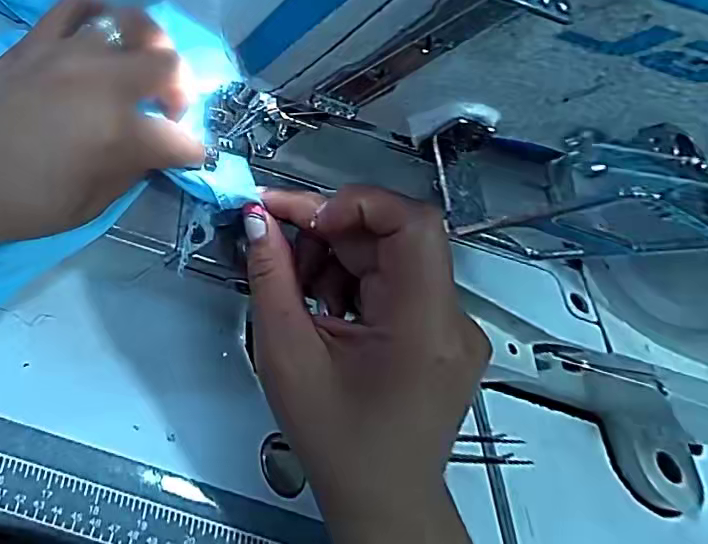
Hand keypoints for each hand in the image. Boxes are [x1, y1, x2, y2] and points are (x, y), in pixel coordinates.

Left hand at [0, 0, 204, 250]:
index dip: (190, 147)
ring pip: (130, 23)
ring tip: (141, 62)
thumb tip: (157, 148)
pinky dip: (97, 13)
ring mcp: (68, 52)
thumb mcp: (85, 206)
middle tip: (166, 108)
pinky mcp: (36, 40)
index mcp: (116, 131)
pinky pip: (76, 6)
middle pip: (168, 65)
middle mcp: (101, 81)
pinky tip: (99, 30)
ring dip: (149, 45)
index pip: (176, 135)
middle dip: (180, 89)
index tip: (189, 152)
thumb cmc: (15, 204)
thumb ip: (130, 171)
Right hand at [244, 186, 490, 543]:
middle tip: (278, 241)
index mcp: (425, 324)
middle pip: (390, 233)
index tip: (304, 218)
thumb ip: (269, 275)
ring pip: (385, 250)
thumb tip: (257, 218)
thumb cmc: (337, 439)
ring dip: (334, 254)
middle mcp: (450, 317)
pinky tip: (322, 306)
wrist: (381, 503)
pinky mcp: (437, 328)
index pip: (412, 222)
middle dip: (328, 230)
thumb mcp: (287, 353)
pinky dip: (349, 276)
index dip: (355, 203)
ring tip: (299, 290)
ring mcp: (449, 322)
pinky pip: (390, 275)